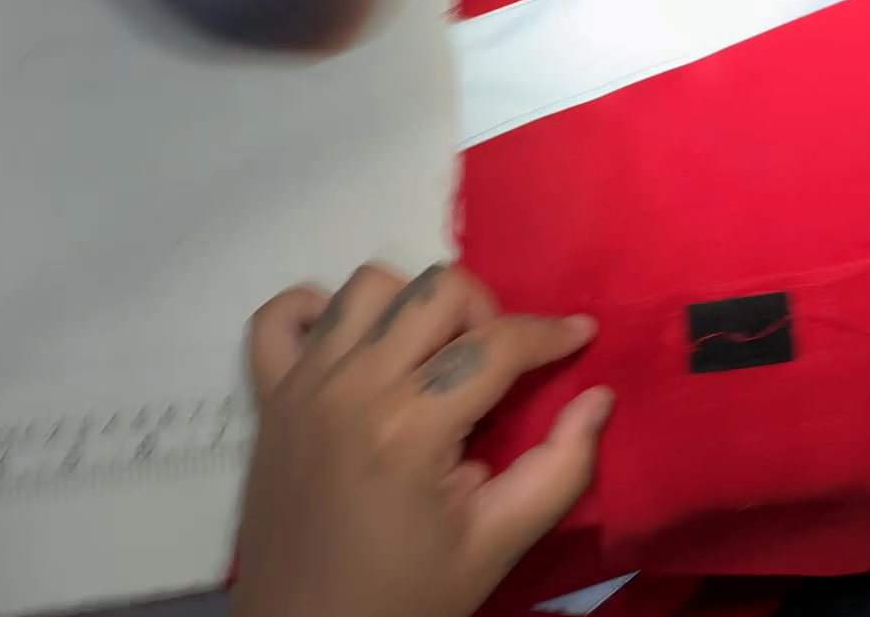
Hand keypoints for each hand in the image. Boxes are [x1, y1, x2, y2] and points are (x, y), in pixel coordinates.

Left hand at [231, 263, 612, 616]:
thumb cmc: (409, 596)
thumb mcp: (500, 544)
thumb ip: (562, 467)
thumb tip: (600, 395)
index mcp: (410, 430)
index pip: (496, 346)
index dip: (551, 333)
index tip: (581, 333)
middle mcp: (352, 388)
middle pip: (436, 290)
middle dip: (484, 313)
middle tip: (495, 362)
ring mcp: (302, 385)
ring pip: (368, 284)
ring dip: (412, 305)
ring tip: (429, 354)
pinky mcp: (268, 395)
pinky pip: (279, 314)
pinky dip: (316, 310)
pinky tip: (351, 344)